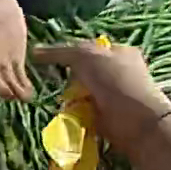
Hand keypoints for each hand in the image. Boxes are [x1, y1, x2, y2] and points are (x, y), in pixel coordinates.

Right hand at [0, 0, 34, 99]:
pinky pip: (19, 74)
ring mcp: (3, 62)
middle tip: (15, 97)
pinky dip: (24, 83)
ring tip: (27, 98)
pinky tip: (30, 91)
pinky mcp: (16, 59)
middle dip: (6, 89)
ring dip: (17, 90)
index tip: (4, 90)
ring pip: (10, 80)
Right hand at [31, 40, 170, 148]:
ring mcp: (113, 95)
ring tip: (60, 102)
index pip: (87, 49)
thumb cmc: (114, 80)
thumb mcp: (86, 56)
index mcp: (118, 52)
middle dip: (67, 79)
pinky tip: (67, 115)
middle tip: (54, 83)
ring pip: (81, 93)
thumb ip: (61, 52)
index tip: (49, 62)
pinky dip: (74, 114)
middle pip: (82, 73)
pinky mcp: (107, 117)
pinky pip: (83, 111)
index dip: (67, 54)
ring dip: (69, 98)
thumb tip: (35, 51)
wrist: (135, 120)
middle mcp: (117, 72)